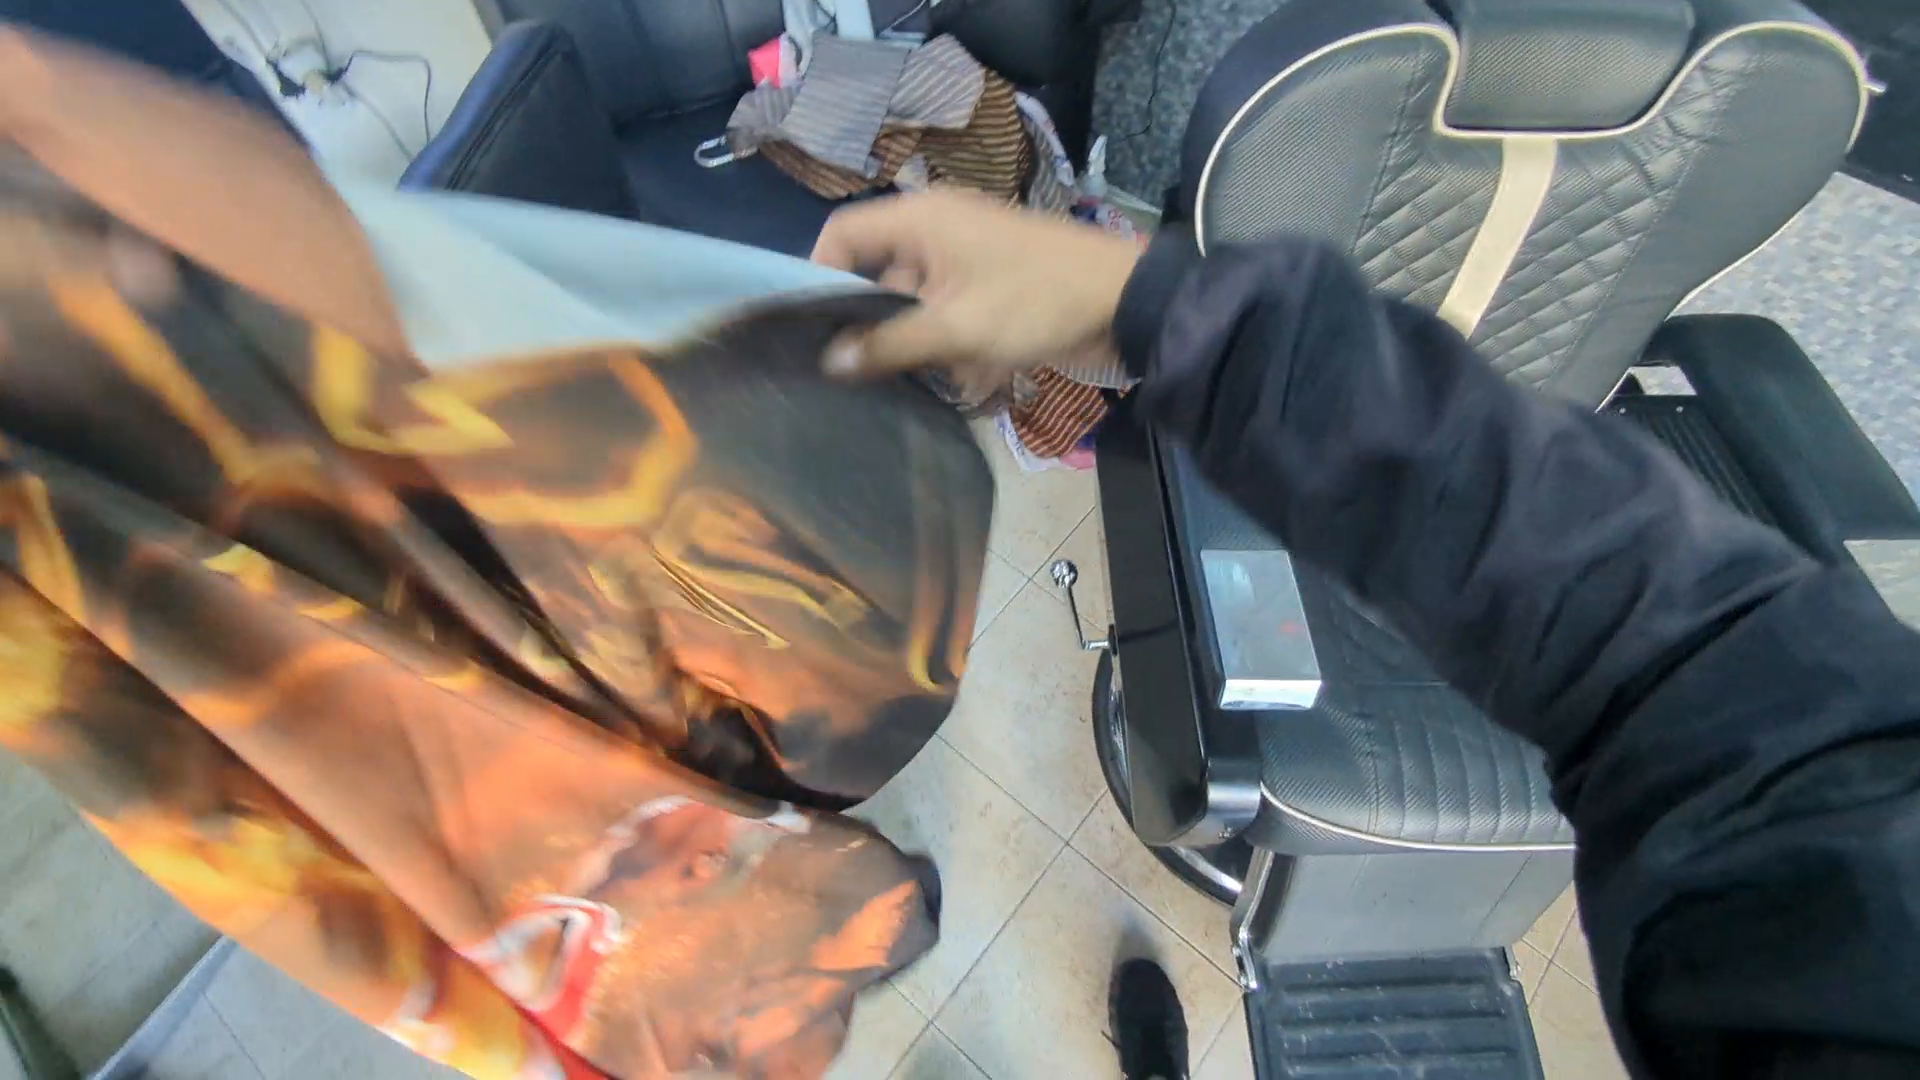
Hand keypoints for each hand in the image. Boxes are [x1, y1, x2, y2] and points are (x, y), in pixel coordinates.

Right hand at [810, 191, 1141, 378]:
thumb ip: (890, 345)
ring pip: (915, 307)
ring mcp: (964, 262)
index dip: (818, 275)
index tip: (808, 331)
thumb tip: (830, 362)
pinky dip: (951, 349)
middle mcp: (934, 233)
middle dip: (873, 327)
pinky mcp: (988, 291)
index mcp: (919, 221)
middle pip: (877, 277)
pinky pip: (949, 319)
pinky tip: (964, 381)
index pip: (842, 234)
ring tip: (913, 385)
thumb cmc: (1034, 304)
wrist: (1124, 306)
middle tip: (855, 376)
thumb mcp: (956, 328)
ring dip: (918, 347)